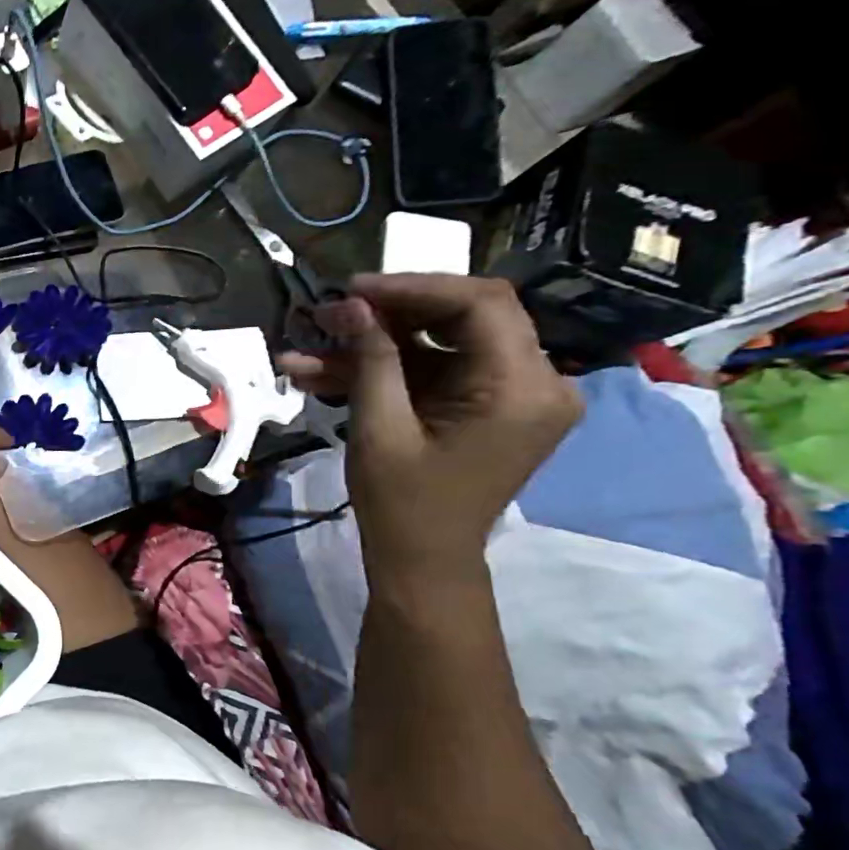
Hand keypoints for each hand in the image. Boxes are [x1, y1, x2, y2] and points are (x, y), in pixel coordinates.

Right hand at [276, 274, 580, 575]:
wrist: (423, 562)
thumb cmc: (403, 504)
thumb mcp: (380, 429)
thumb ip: (372, 358)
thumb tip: (349, 304)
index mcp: (523, 389)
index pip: (480, 303)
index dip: (412, 287)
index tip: (351, 289)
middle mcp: (537, 381)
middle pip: (464, 315)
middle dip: (390, 312)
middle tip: (329, 314)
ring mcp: (516, 393)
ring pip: (442, 342)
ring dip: (377, 343)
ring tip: (310, 347)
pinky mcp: (490, 404)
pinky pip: (439, 369)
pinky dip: (388, 368)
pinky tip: (325, 372)